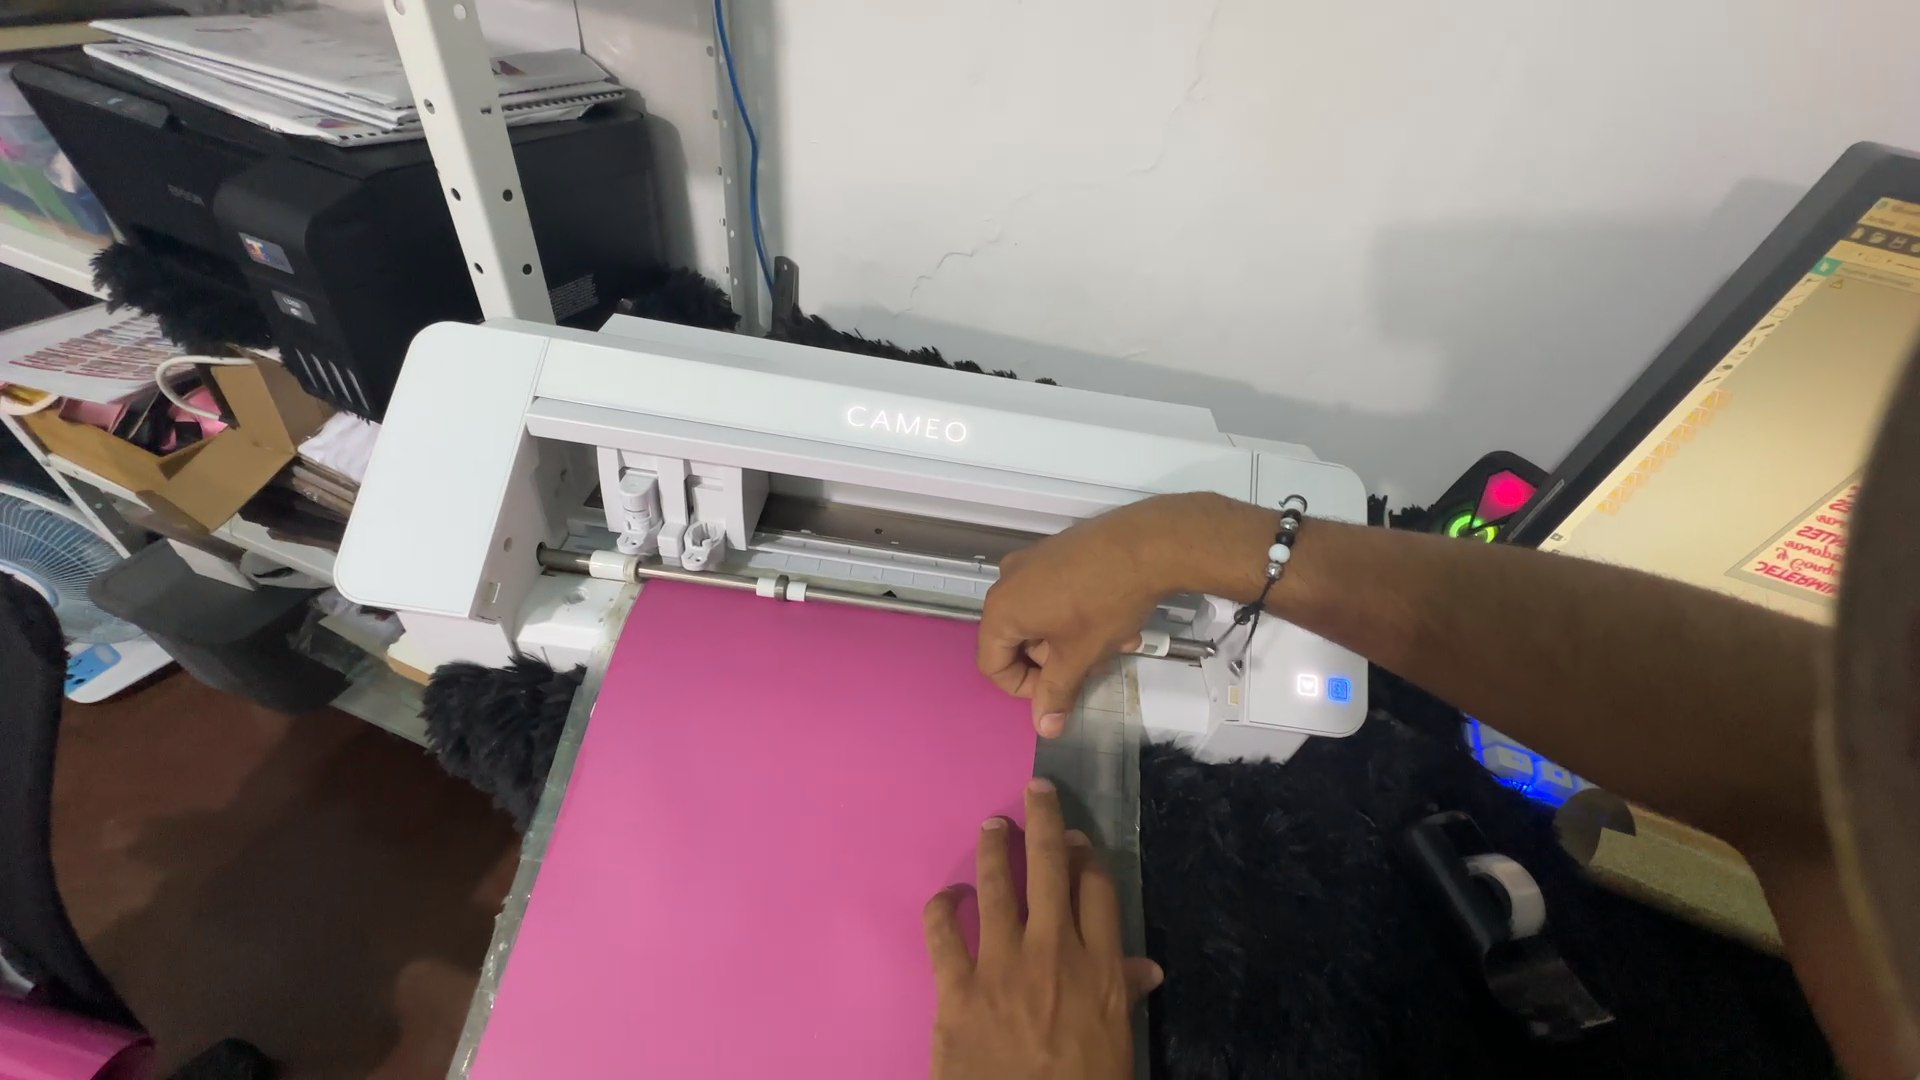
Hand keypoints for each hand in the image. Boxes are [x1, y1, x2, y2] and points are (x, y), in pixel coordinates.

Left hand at [923, 778, 1162, 1079]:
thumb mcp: (1118, 1048)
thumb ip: (1126, 998)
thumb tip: (1149, 967)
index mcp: (1099, 970)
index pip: (1097, 888)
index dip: (1087, 855)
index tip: (1078, 838)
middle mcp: (1053, 953)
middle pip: (1052, 866)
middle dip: (1045, 820)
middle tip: (1037, 789)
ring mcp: (1001, 965)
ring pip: (998, 883)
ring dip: (995, 847)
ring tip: (992, 825)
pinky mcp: (957, 988)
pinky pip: (943, 930)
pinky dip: (943, 905)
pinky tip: (950, 896)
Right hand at [979, 493, 1273, 734]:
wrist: (1146, 543)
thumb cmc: (1105, 602)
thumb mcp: (1079, 655)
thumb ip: (1056, 693)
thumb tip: (1044, 727)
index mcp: (1002, 609)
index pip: (993, 664)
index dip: (1023, 688)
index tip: (1058, 690)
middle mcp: (1009, 581)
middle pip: (1017, 640)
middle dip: (1054, 662)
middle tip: (1090, 668)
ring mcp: (1032, 561)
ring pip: (1042, 618)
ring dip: (1071, 640)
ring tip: (1115, 645)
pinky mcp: (1056, 551)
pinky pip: (1054, 593)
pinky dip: (1076, 614)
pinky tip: (1116, 622)